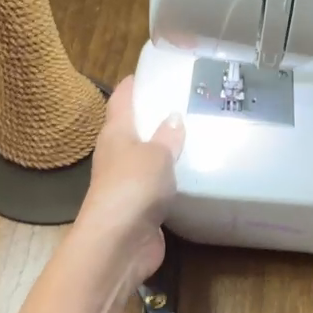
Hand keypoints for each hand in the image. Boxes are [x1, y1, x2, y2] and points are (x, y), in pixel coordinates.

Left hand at [71, 76, 183, 282]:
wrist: (120, 242)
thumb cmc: (133, 187)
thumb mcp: (155, 154)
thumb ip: (167, 136)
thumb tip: (173, 118)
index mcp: (115, 134)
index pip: (121, 99)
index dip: (133, 83)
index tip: (152, 70)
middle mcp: (117, 157)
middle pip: (133, 130)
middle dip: (155, 117)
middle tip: (187, 104)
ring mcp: (128, 186)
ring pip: (147, 161)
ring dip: (166, 152)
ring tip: (198, 138)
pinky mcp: (141, 211)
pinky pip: (159, 189)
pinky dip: (173, 182)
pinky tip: (195, 178)